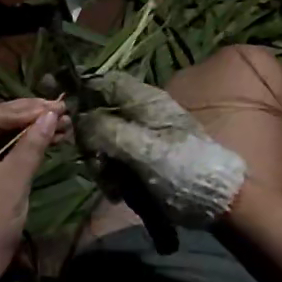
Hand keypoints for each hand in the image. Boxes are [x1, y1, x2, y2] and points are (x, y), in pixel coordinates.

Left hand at [0, 98, 65, 281]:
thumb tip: (51, 115)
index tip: (54, 109)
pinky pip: (5, 147)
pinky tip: (50, 138)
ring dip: (31, 127)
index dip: (24, 109)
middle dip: (30, 115)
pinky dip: (26, 142)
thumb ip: (32, 146)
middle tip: (61, 112)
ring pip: (4, 132)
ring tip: (63, 124)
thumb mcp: (14, 183)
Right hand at [76, 71, 244, 227]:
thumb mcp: (140, 149)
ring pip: (109, 138)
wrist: (218, 199)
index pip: (105, 81)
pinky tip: (119, 192)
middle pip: (102, 113)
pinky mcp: (151, 156)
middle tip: (95, 165)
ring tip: (111, 186)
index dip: (82, 90)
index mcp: (144, 100)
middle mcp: (145, 111)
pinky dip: (115, 172)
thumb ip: (106, 130)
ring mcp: (148, 134)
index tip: (64, 110)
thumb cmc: (181, 170)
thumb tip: (80, 118)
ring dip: (102, 161)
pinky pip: (121, 157)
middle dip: (91, 139)